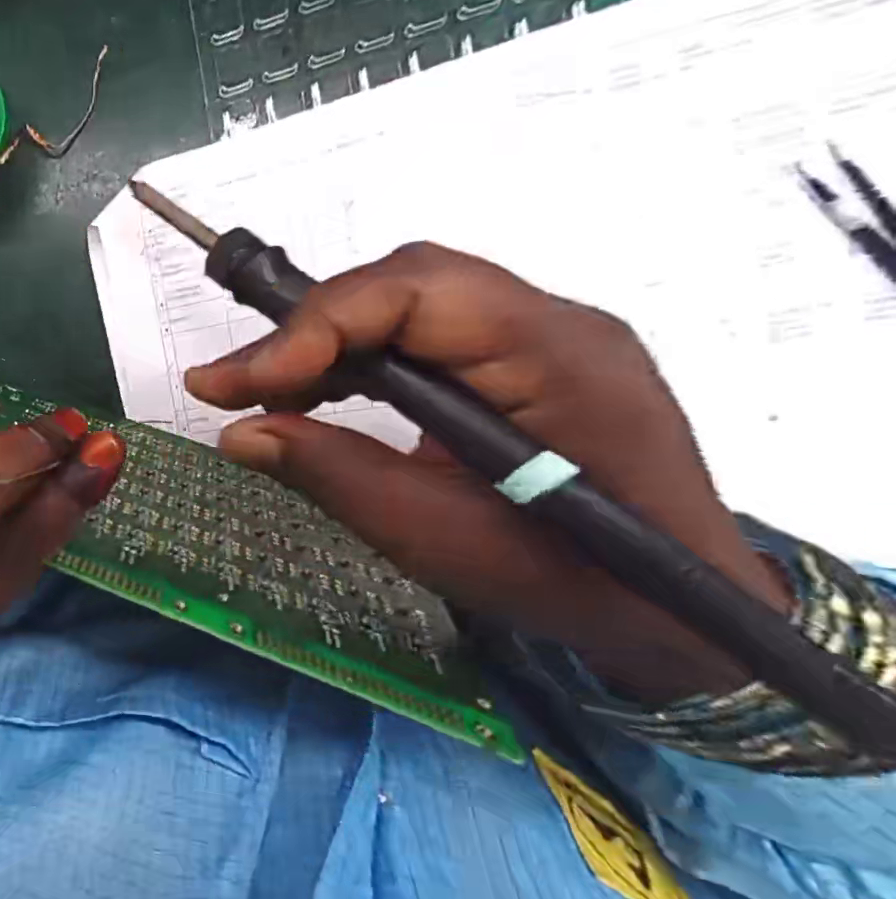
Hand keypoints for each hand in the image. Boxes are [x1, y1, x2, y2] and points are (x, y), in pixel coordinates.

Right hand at [185, 243, 790, 702]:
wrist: (672, 612)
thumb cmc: (567, 579)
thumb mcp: (436, 536)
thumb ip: (334, 473)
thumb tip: (238, 433)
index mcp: (557, 358)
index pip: (419, 292)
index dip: (318, 326)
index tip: (243, 384)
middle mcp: (547, 325)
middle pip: (401, 285)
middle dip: (301, 332)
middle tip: (226, 384)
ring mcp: (528, 338)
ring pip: (395, 306)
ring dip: (313, 345)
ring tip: (249, 392)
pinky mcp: (504, 361)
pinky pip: (407, 337)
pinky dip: (342, 361)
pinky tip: (303, 396)